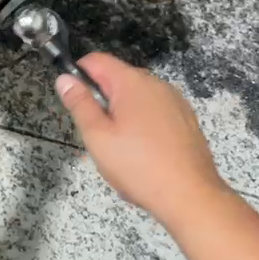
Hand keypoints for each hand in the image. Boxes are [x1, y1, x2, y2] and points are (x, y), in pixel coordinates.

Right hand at [58, 52, 229, 224]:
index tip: (76, 103)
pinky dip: (145, 125)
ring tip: (123, 150)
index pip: (96, 60)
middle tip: (100, 135)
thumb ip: (79, 104)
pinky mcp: (188, 120)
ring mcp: (175, 102)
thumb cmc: (139, 166)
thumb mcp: (97, 137)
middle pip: (118, 79)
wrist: (193, 198)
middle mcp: (156, 84)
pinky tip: (146, 154)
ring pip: (137, 98)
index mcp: (132, 82)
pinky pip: (156, 112)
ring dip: (124, 114)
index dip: (79, 75)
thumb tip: (65, 79)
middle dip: (103, 101)